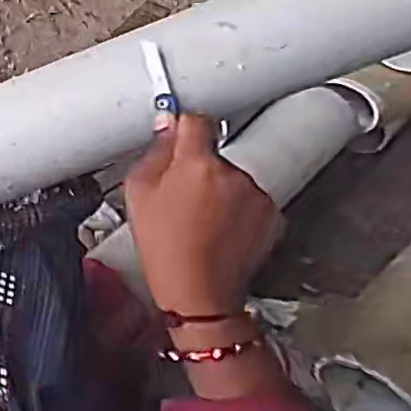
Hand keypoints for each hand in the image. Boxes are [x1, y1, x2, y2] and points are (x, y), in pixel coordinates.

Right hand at [123, 112, 280, 317]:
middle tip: (176, 193)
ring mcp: (256, 195)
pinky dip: (235, 208)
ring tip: (196, 216)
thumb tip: (167, 131)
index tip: (178, 128)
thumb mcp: (138, 192)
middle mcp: (233, 174)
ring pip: (230, 177)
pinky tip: (215, 227)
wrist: (198, 289)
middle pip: (212, 154)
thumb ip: (154, 153)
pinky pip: (248, 198)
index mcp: (197, 163)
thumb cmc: (165, 244)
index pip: (196, 121)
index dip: (183, 124)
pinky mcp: (272, 216)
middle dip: (196, 166)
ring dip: (217, 188)